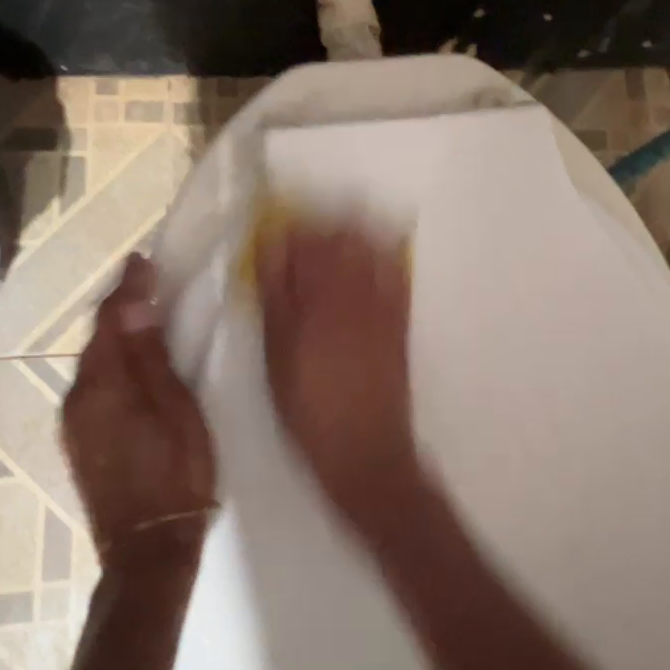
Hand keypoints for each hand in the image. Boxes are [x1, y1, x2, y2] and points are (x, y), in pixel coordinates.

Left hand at [62, 255, 216, 567]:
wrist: (148, 550)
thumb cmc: (176, 473)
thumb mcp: (175, 407)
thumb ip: (150, 354)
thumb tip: (133, 300)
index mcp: (101, 384)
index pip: (110, 319)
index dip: (127, 286)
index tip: (142, 258)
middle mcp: (77, 397)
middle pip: (98, 339)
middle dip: (120, 307)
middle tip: (149, 282)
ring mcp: (75, 422)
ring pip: (95, 362)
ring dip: (117, 335)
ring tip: (145, 315)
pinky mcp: (82, 441)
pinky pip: (95, 385)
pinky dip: (114, 364)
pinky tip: (134, 364)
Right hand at [256, 219, 420, 521]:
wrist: (367, 454)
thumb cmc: (309, 414)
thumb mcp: (277, 362)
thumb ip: (273, 305)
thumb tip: (268, 255)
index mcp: (315, 305)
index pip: (303, 247)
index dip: (290, 226)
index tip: (277, 217)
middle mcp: (351, 297)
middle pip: (339, 239)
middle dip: (323, 220)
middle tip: (307, 216)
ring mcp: (381, 307)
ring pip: (370, 248)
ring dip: (354, 227)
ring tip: (340, 219)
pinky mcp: (401, 322)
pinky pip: (397, 273)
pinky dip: (387, 250)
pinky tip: (382, 241)